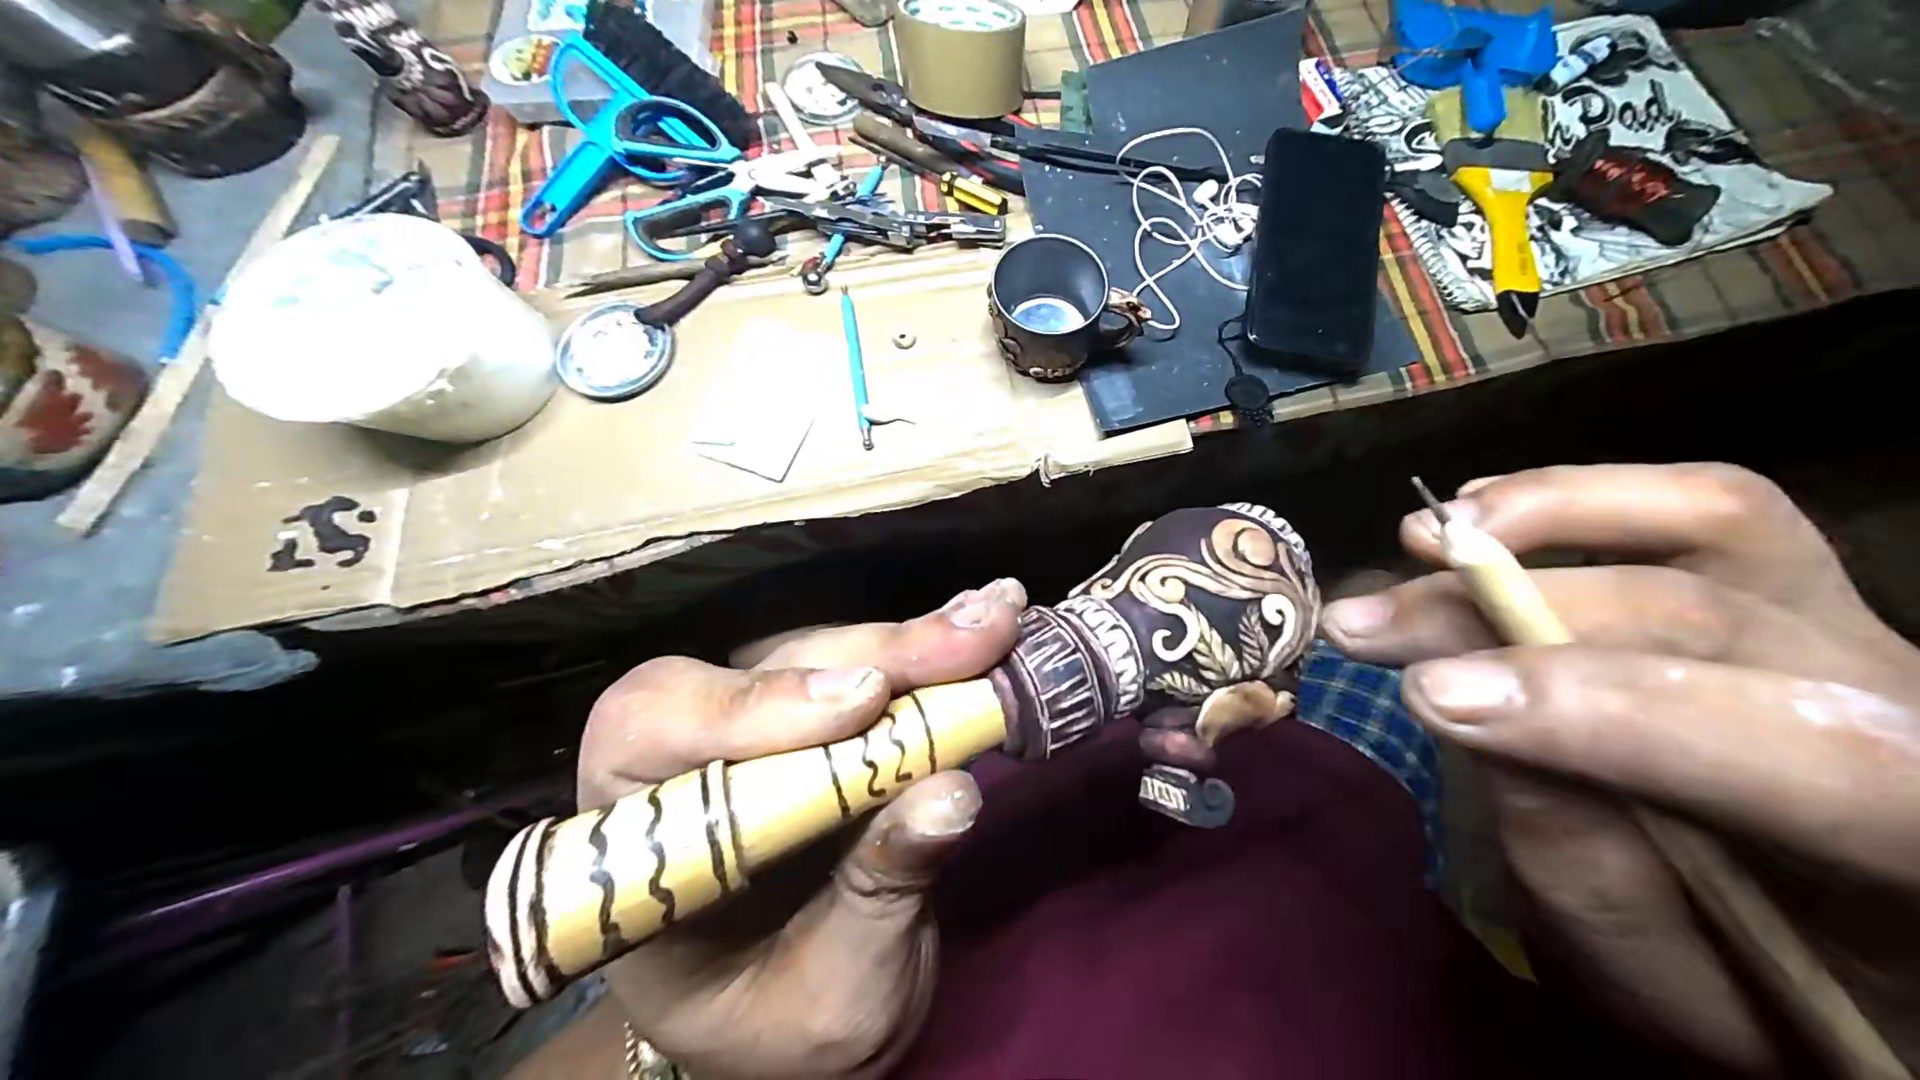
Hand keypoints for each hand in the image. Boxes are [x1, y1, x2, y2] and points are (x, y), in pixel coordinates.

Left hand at [576, 580, 1027, 1079]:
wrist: (799, 1004)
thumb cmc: (777, 1016)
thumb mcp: (831, 997)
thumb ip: (880, 897)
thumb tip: (952, 792)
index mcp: (643, 835)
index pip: (657, 728)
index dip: (757, 703)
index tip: (865, 698)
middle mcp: (693, 751)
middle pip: (766, 670)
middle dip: (878, 653)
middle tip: (976, 636)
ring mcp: (763, 719)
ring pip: (825, 650)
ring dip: (916, 640)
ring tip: (997, 618)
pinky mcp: (822, 710)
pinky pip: (870, 663)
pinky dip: (930, 650)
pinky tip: (986, 621)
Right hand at [1320, 464, 1919, 1071]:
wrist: (1819, 940)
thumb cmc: (1744, 994)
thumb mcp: (1661, 983)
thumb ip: (1579, 859)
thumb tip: (1461, 705)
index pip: (1821, 758)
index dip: (1611, 711)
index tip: (1430, 698)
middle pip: (1711, 620)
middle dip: (1510, 615)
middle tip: (1365, 625)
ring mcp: (1849, 631)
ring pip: (1721, 521)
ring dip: (1545, 517)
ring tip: (1424, 537)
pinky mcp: (1778, 592)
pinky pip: (1698, 511)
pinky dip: (1577, 499)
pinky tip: (1482, 512)